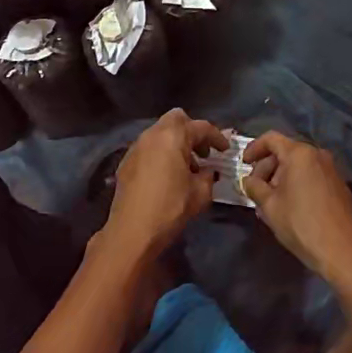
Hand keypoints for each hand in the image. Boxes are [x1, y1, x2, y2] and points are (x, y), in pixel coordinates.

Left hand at [102, 109, 228, 259]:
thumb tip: (208, 171)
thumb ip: (208, 175)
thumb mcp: (200, 193)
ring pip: (160, 132)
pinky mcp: (126, 162)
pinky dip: (161, 153)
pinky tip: (167, 175)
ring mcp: (136, 147)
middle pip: (177, 119)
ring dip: (175, 142)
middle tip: (202, 151)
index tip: (225, 150)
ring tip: (186, 166)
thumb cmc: (170, 208)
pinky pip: (148, 147)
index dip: (217, 137)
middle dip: (192, 131)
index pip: (201, 127)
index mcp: (173, 136)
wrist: (131, 233)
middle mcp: (153, 135)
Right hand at [242, 132, 351, 287]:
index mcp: (299, 153)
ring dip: (281, 177)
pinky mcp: (338, 183)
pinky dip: (298, 182)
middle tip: (256, 189)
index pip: (271, 139)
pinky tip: (290, 205)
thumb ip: (255, 187)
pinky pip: (312, 174)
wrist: (340, 248)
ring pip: (299, 164)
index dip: (254, 148)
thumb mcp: (269, 206)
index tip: (244, 164)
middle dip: (267, 167)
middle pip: (286, 151)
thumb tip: (249, 180)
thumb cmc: (300, 223)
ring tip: (270, 201)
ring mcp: (331, 168)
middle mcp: (317, 154)